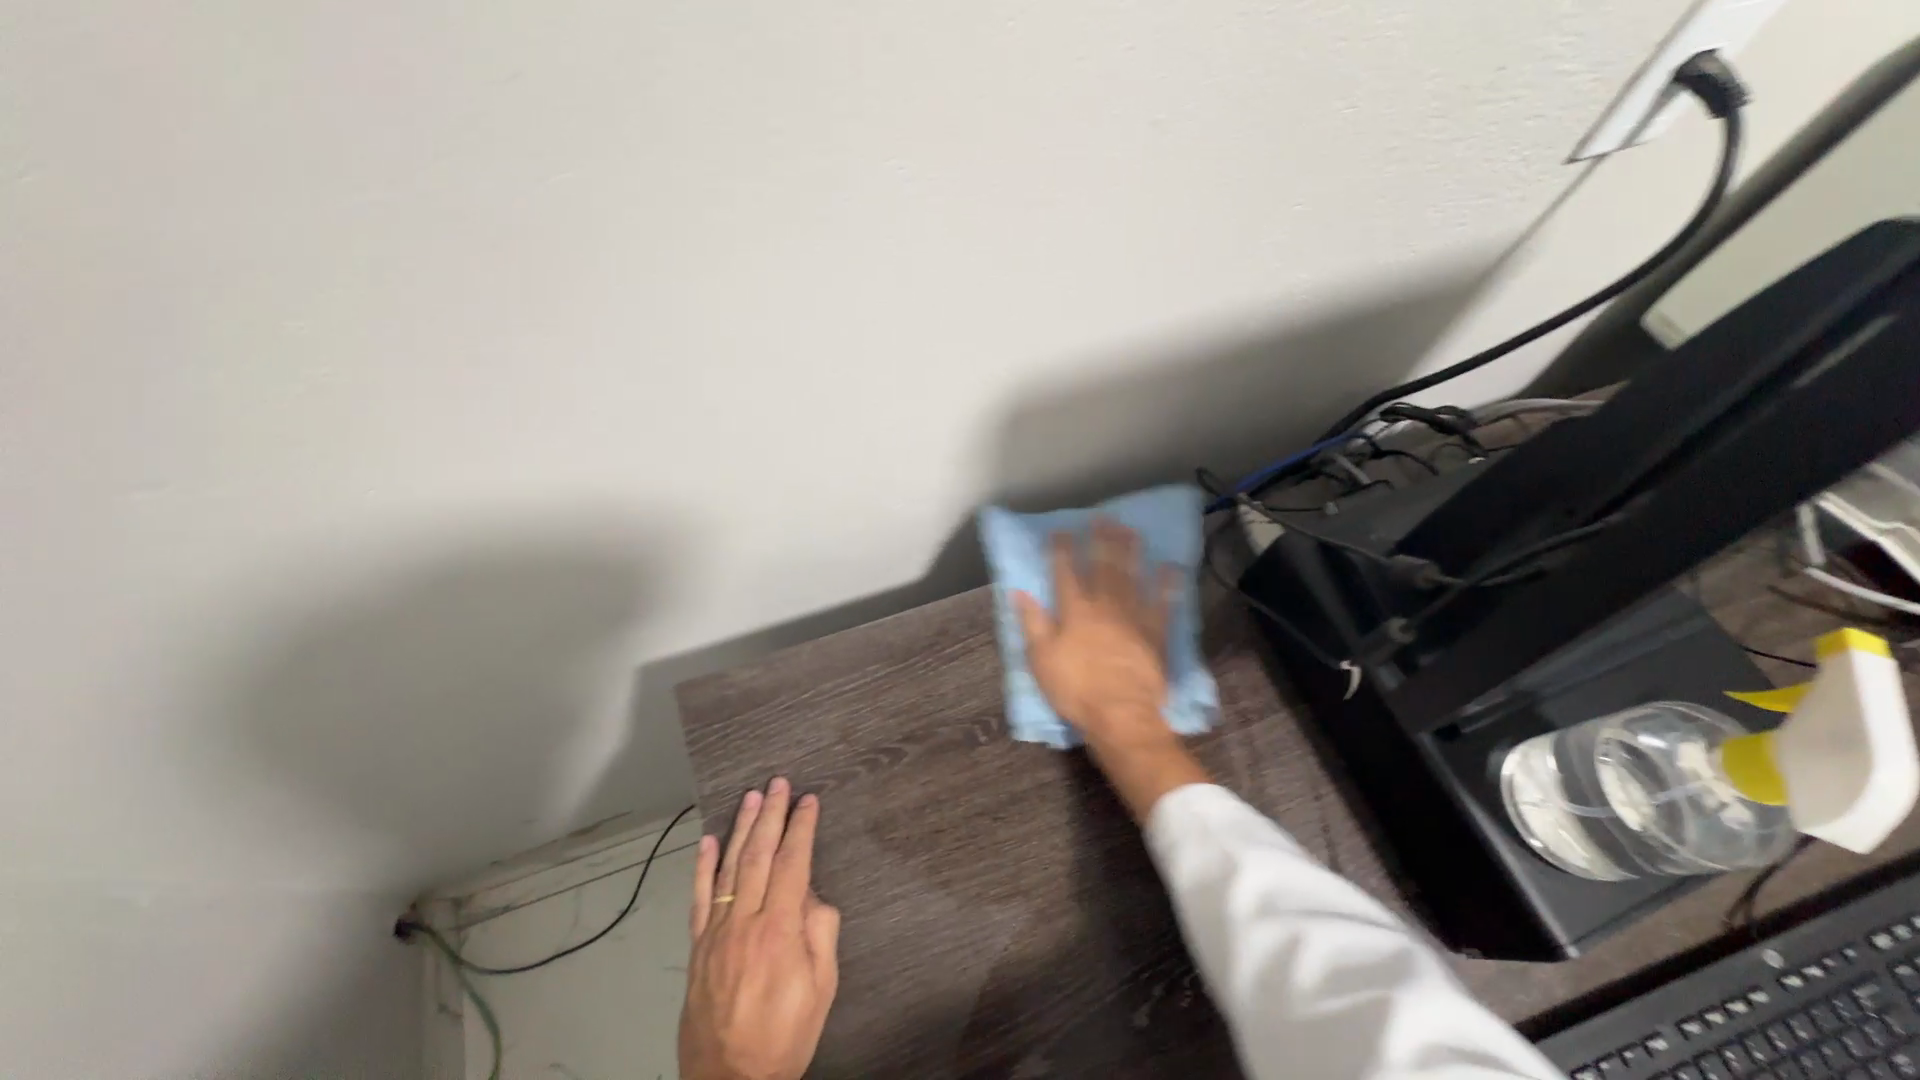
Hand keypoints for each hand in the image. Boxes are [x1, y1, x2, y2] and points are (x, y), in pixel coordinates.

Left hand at [679, 778, 840, 1079]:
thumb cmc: (786, 1035)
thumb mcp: (823, 988)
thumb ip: (821, 934)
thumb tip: (812, 895)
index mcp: (780, 930)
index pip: (793, 863)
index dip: (802, 828)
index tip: (810, 800)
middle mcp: (745, 922)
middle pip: (759, 855)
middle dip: (772, 815)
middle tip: (780, 782)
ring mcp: (716, 933)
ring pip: (729, 868)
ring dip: (742, 828)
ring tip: (752, 797)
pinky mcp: (698, 948)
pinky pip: (700, 898)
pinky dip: (703, 867)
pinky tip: (709, 841)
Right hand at [1014, 520, 1210, 819]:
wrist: (1121, 714)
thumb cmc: (1074, 689)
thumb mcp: (1040, 659)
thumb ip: (1032, 623)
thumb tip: (1019, 592)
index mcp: (1074, 612)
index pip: (1066, 573)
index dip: (1063, 550)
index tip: (1062, 530)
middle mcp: (1104, 606)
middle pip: (1103, 567)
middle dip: (1102, 541)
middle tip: (1103, 517)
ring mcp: (1133, 618)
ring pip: (1132, 577)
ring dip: (1132, 552)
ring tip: (1131, 530)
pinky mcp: (1156, 633)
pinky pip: (1163, 604)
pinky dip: (1166, 585)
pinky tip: (1169, 567)